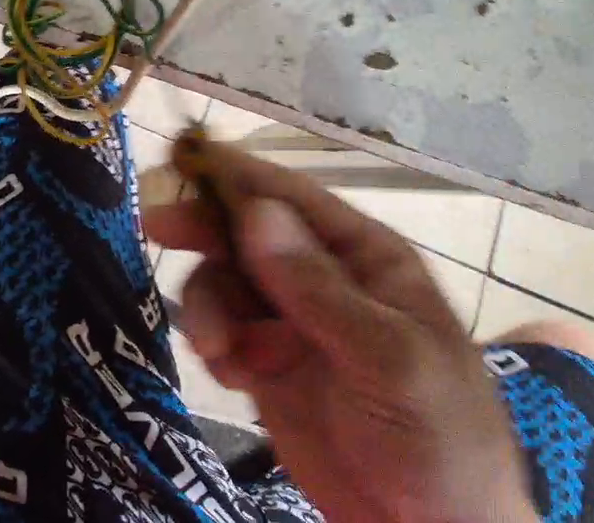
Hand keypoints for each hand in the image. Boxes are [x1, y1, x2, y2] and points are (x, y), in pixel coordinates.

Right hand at [146, 140, 534, 522]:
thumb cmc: (435, 437)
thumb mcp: (386, 360)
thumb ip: (316, 288)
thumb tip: (254, 212)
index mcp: (362, 256)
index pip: (287, 196)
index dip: (232, 173)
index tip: (178, 156)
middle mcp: (318, 273)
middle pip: (241, 230)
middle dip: (202, 233)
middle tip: (158, 230)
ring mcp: (288, 315)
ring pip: (221, 278)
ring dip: (208, 307)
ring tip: (217, 352)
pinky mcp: (264, 356)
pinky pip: (217, 325)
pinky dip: (213, 343)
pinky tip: (231, 375)